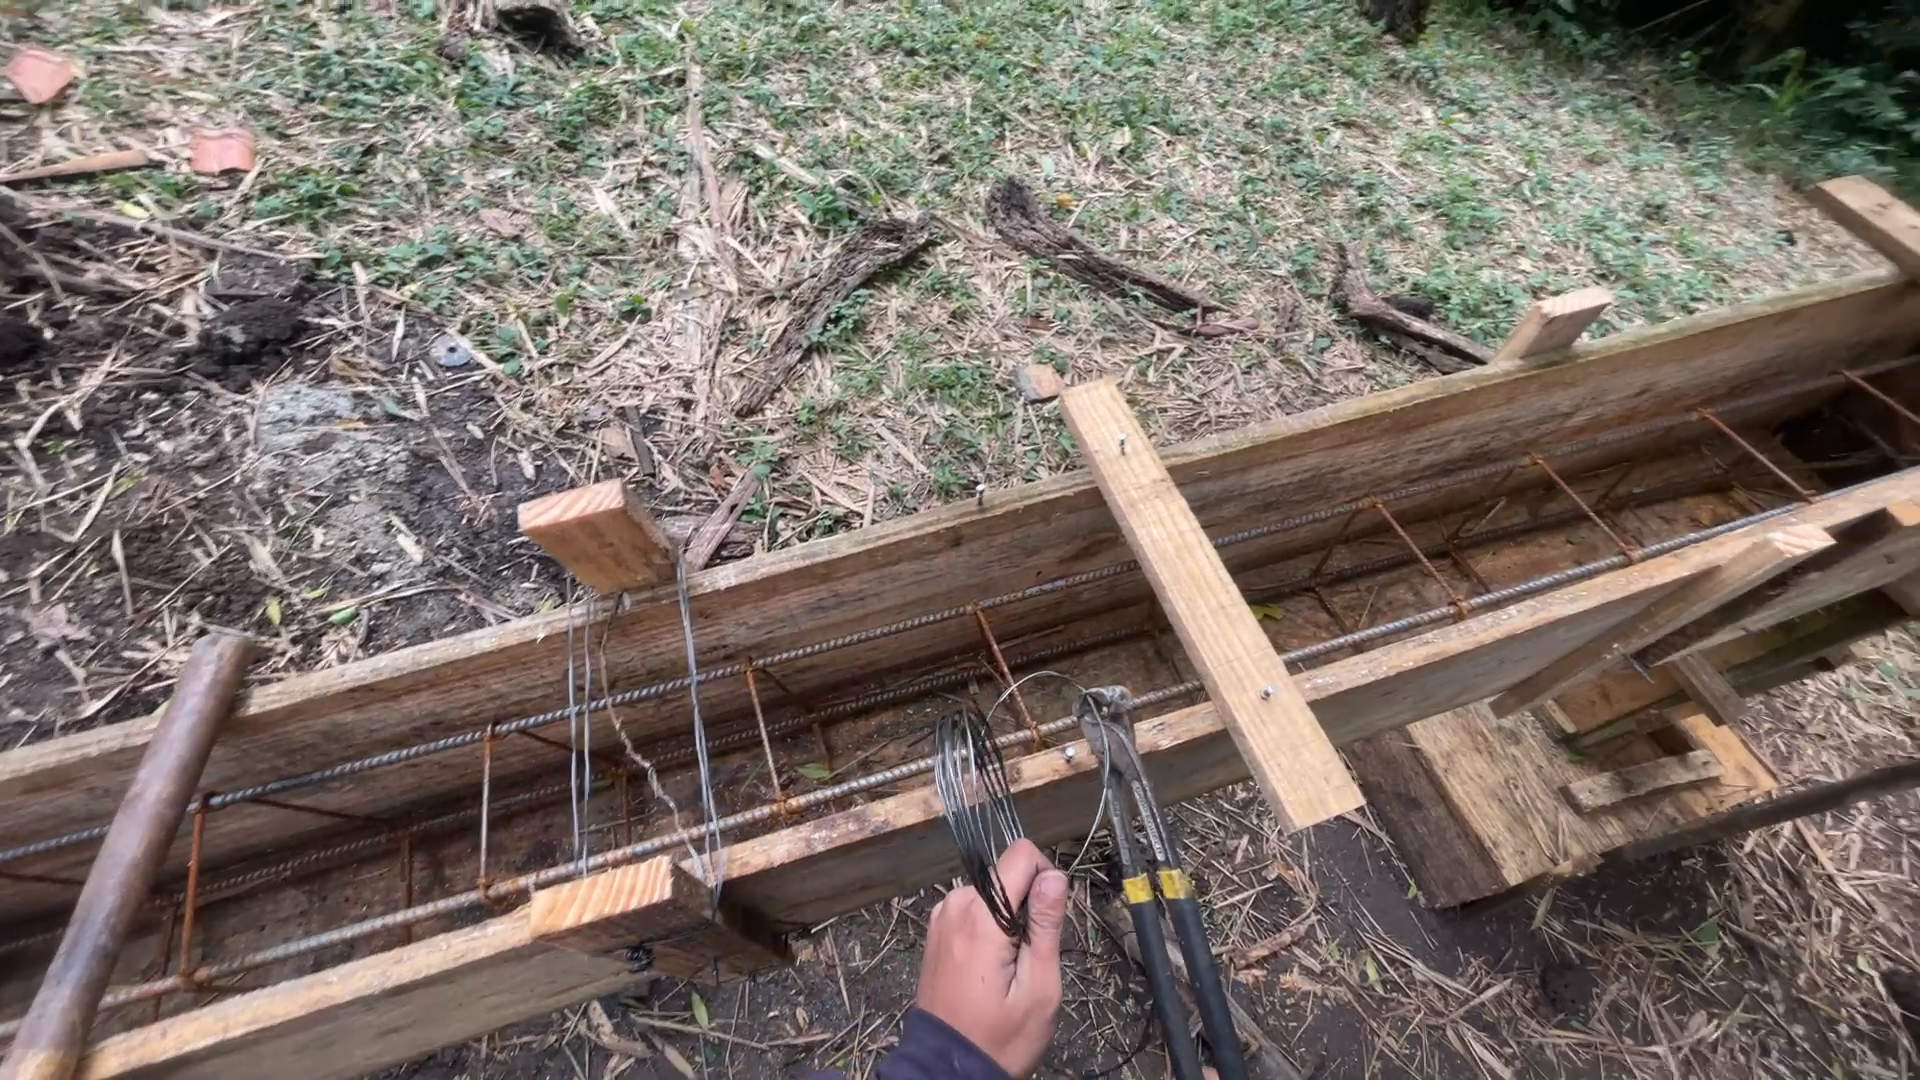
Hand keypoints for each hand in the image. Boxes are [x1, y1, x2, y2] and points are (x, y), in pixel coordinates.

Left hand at [915, 839, 1069, 1077]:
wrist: (945, 1070)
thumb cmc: (1000, 1037)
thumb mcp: (1038, 988)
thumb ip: (1046, 926)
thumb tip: (1056, 874)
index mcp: (982, 913)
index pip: (1022, 854)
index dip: (1045, 876)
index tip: (1048, 919)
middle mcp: (957, 901)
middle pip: (1008, 873)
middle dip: (1027, 904)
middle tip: (1028, 955)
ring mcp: (943, 912)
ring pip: (992, 889)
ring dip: (1007, 916)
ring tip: (1007, 965)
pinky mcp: (937, 925)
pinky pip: (974, 905)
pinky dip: (989, 923)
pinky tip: (989, 963)